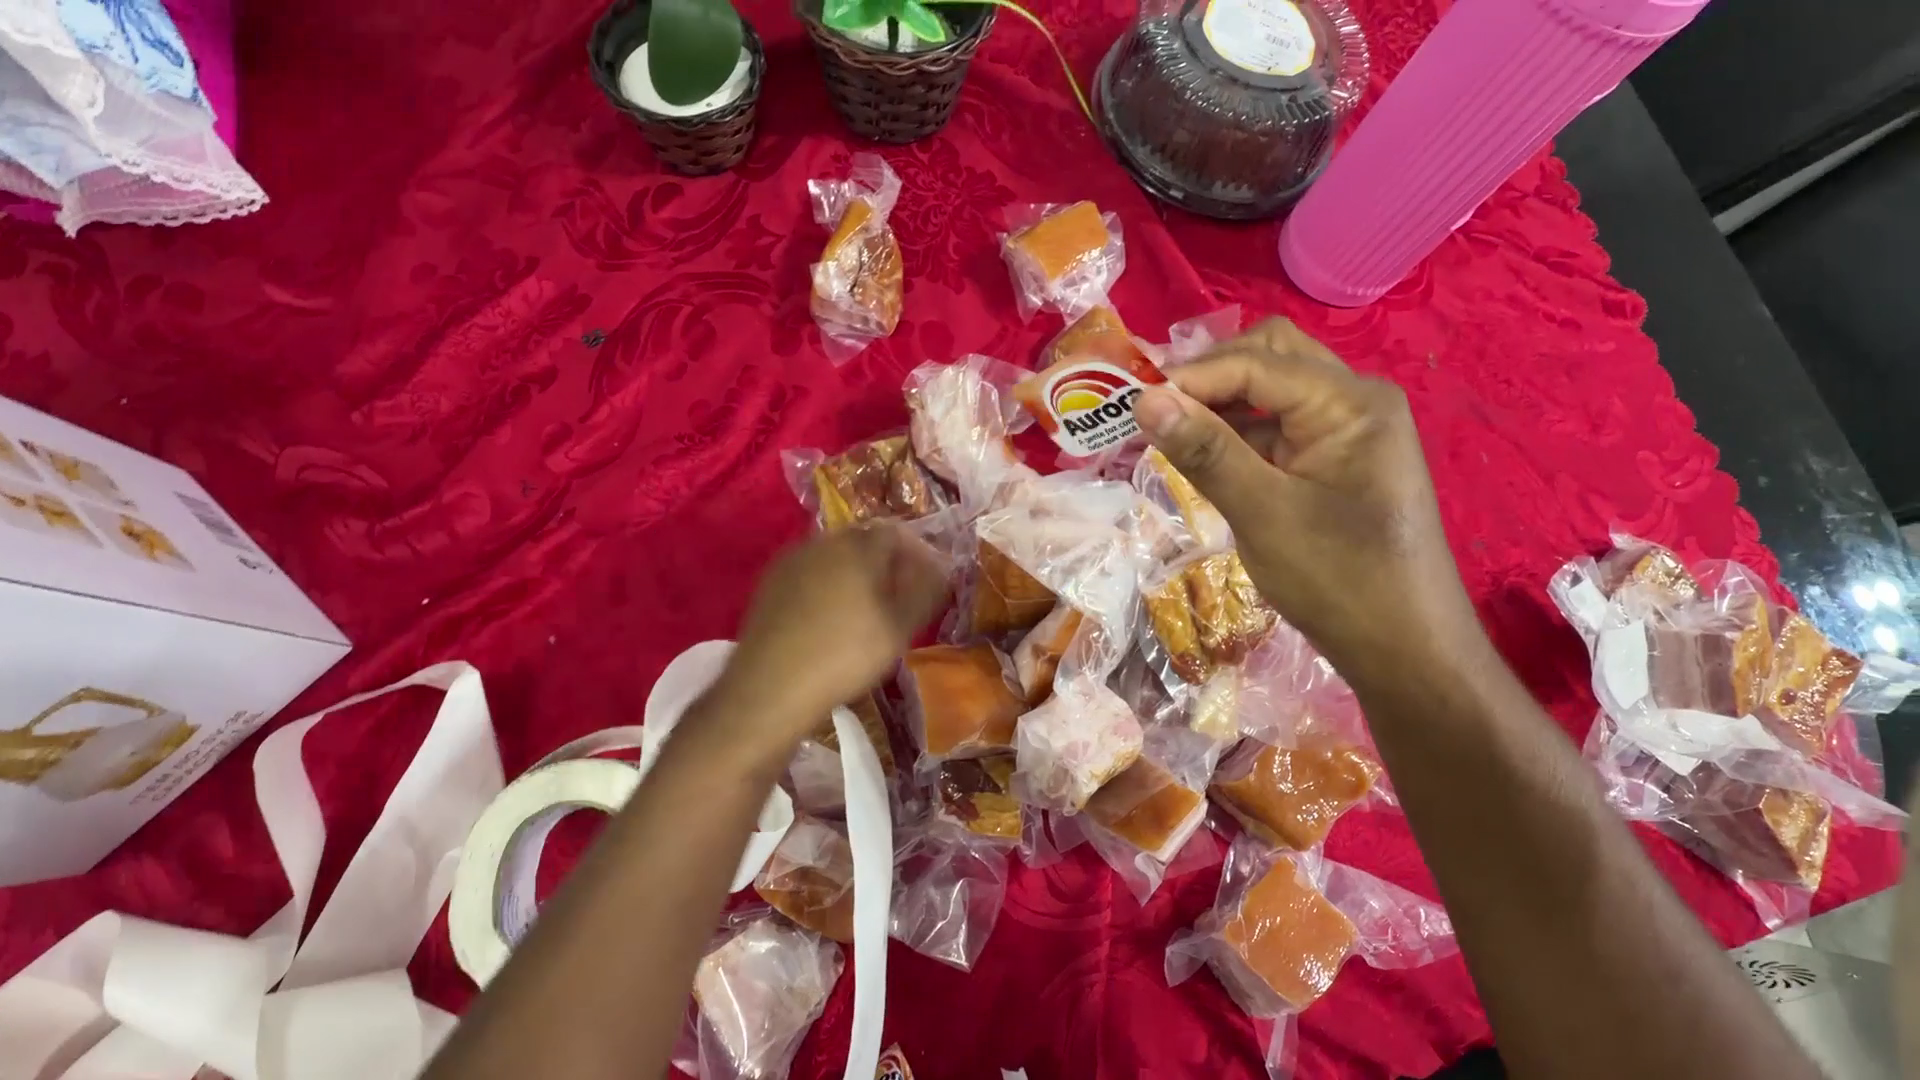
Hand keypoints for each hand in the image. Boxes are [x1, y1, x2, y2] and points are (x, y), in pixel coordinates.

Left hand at [721, 522, 948, 736]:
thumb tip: (940, 568)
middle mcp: (824, 542)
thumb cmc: (845, 655)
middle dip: (885, 561)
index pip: (896, 533)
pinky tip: (827, 616)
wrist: (772, 685)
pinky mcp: (769, 583)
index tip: (926, 581)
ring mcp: (791, 560)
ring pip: (833, 556)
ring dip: (854, 572)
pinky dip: (825, 585)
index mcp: (859, 547)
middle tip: (897, 595)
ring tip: (864, 608)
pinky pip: (808, 573)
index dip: (916, 553)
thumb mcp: (899, 629)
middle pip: (863, 540)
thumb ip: (924, 592)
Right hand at [1132, 318, 1481, 684]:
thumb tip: (1144, 399)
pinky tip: (1203, 455)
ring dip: (1220, 404)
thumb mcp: (1264, 512)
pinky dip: (1238, 434)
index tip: (1131, 400)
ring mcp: (1347, 432)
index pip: (1257, 363)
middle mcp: (1354, 401)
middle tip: (1152, 406)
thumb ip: (1206, 451)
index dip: (1191, 376)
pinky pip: (1278, 429)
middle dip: (1209, 374)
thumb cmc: (1340, 580)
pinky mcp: (1335, 462)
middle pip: (1270, 358)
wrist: (1405, 649)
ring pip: (1272, 392)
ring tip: (1166, 428)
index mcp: (1350, 403)